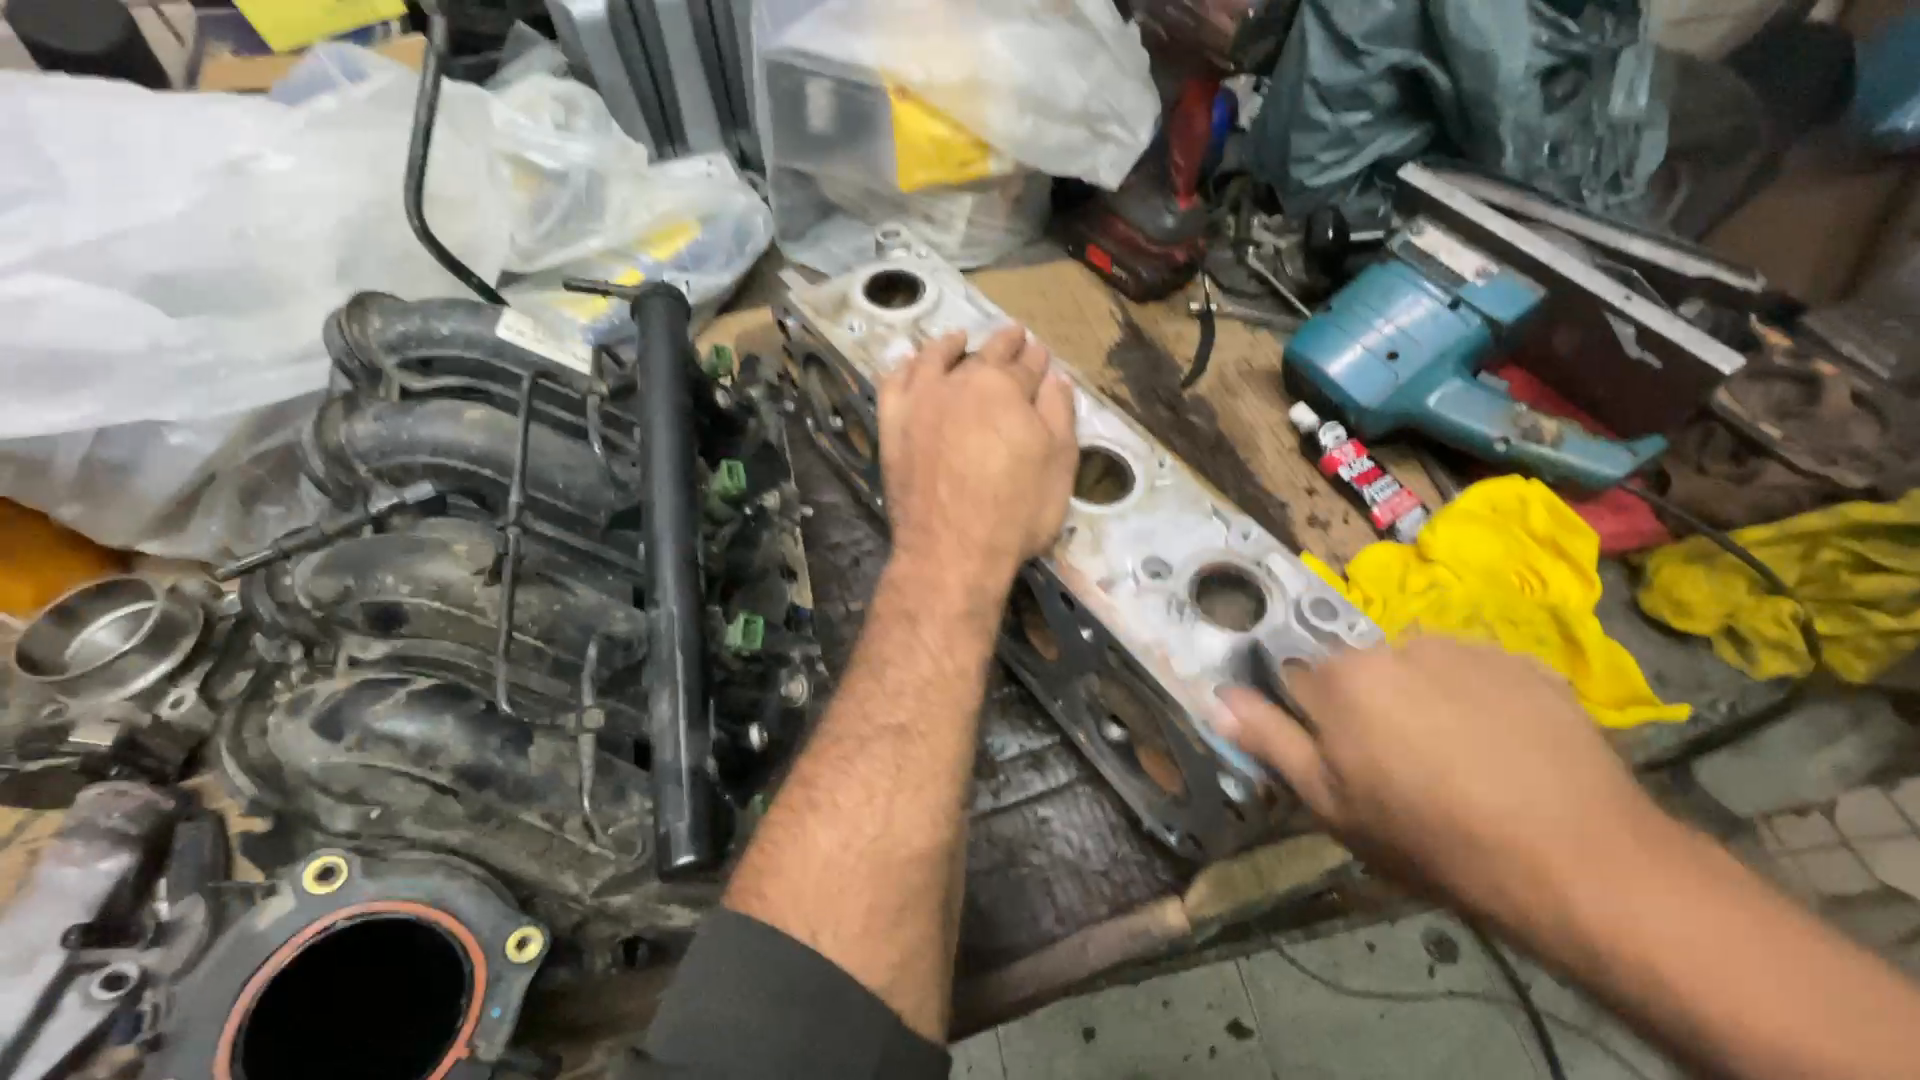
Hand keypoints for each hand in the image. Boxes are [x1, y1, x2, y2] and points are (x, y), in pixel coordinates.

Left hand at [878, 326, 1076, 596]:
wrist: (952, 550)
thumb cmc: (1016, 512)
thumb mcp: (1059, 464)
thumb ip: (1059, 414)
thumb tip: (1055, 378)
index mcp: (1005, 388)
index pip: (1026, 365)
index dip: (1036, 359)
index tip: (1040, 352)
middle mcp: (959, 382)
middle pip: (984, 356)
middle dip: (1004, 344)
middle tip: (1013, 335)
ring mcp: (920, 400)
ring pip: (934, 358)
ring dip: (950, 345)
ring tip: (959, 338)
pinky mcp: (892, 424)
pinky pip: (894, 382)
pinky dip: (904, 367)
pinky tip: (909, 363)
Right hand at [1216, 637, 1664, 921]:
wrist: (1574, 856)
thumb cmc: (1430, 838)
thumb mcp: (1333, 806)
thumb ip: (1271, 743)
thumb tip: (1218, 699)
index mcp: (1341, 679)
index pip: (1296, 679)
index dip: (1312, 720)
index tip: (1338, 758)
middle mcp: (1395, 646)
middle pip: (1359, 670)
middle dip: (1366, 707)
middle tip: (1399, 768)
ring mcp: (1465, 649)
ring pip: (1417, 669)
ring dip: (1421, 699)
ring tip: (1457, 758)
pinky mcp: (1523, 663)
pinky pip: (1475, 672)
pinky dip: (1475, 699)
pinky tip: (1500, 747)